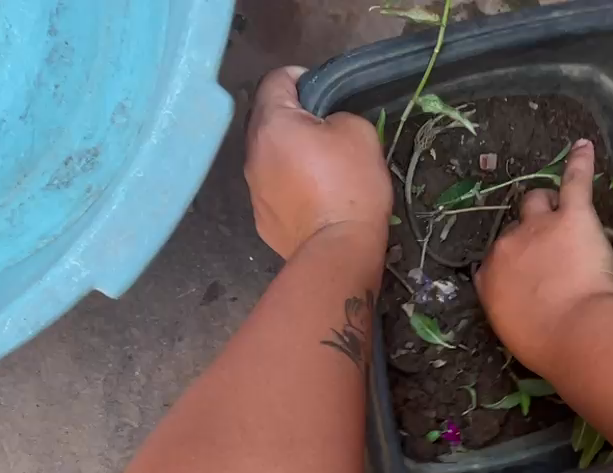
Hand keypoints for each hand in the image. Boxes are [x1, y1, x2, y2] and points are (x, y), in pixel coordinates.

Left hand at [245, 67, 392, 257]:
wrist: (338, 253)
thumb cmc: (350, 187)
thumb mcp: (359, 132)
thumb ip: (337, 115)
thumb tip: (325, 126)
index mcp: (272, 124)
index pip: (276, 80)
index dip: (301, 78)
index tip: (322, 92)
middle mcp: (252, 155)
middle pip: (268, 123)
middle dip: (293, 122)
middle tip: (324, 134)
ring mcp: (254, 192)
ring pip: (269, 160)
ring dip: (289, 158)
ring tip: (319, 173)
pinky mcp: (262, 222)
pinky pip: (274, 193)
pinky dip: (289, 190)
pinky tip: (312, 203)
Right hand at [475, 140, 612, 374]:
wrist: (575, 331)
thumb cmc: (544, 344)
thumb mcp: (512, 332)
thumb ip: (510, 309)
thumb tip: (520, 304)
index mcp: (488, 279)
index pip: (493, 261)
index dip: (509, 263)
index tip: (521, 273)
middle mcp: (507, 247)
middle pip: (514, 230)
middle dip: (529, 237)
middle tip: (549, 253)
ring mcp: (539, 227)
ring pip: (536, 201)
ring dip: (545, 205)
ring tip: (559, 209)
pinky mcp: (573, 215)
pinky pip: (574, 180)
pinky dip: (580, 163)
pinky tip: (583, 147)